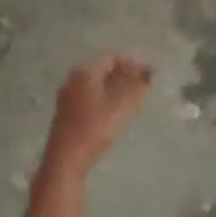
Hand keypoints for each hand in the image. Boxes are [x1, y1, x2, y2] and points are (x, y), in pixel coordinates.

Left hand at [40, 53, 153, 176]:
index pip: (111, 57)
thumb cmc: (95, 128)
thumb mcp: (121, 105)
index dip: (131, 62)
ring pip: (95, 84)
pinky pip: (89, 97)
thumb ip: (137, 84)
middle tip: (142, 86)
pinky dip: (104, 99)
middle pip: (102, 69)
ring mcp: (67, 96)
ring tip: (132, 99)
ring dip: (114, 88)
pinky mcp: (66, 113)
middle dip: (123, 74)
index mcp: (85, 72)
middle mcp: (73, 79)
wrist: (67, 159)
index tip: (148, 73)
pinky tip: (113, 112)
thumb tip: (149, 69)